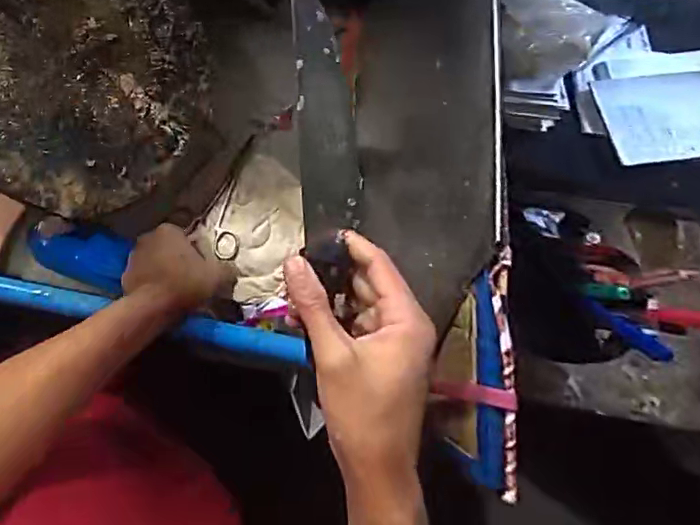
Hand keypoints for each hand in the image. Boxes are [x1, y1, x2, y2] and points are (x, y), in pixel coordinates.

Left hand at [121, 224, 229, 313]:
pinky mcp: (124, 273)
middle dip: (177, 261)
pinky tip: (159, 298)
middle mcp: (148, 236)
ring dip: (162, 272)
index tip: (201, 271)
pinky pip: (143, 277)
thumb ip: (226, 269)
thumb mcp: (216, 276)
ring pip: (154, 262)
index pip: (185, 238)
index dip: (195, 255)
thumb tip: (231, 269)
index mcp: (169, 229)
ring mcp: (133, 254)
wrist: (152, 305)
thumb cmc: (185, 283)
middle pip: (168, 248)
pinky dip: (150, 284)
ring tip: (174, 292)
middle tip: (189, 282)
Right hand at [285, 231, 435, 513]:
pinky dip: (330, 315)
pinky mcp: (380, 354)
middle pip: (366, 281)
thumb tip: (293, 259)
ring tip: (292, 287)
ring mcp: (393, 340)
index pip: (379, 265)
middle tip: (294, 261)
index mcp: (406, 320)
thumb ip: (312, 303)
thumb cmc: (362, 410)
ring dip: (326, 295)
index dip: (350, 244)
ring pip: (356, 301)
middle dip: (331, 271)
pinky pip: (354, 321)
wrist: (375, 468)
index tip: (317, 231)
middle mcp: (405, 324)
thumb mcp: (332, 352)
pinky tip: (301, 314)